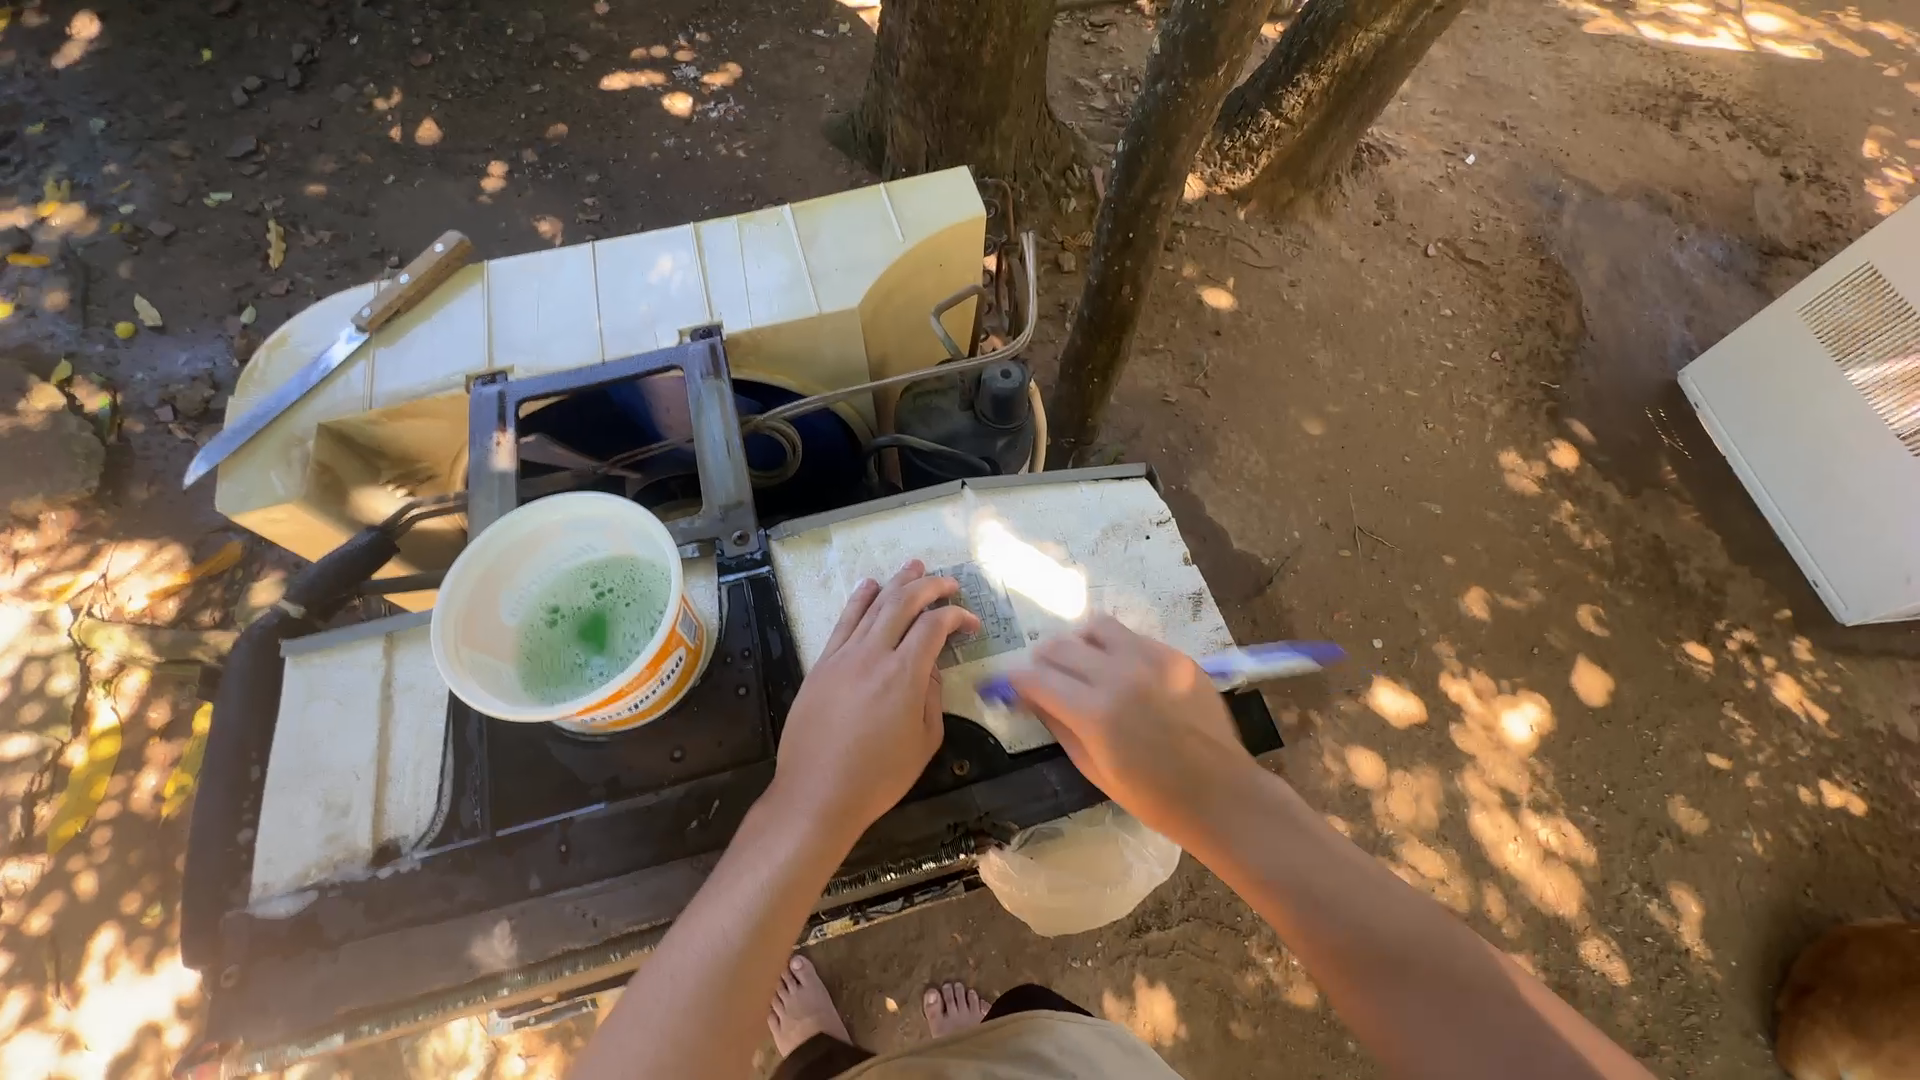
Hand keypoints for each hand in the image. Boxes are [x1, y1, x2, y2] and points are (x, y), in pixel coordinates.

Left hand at [769, 560, 979, 836]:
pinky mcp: (821, 664)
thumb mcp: (924, 742)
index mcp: (904, 676)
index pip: (934, 627)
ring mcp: (842, 656)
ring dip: (896, 583)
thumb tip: (931, 668)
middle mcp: (873, 655)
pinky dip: (859, 599)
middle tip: (948, 582)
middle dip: (930, 587)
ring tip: (914, 567)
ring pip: (872, 605)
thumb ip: (932, 698)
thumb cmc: (877, 778)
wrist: (816, 795)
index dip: (957, 617)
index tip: (971, 624)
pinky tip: (869, 586)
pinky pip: (843, 622)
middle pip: (903, 603)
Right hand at [1006, 616, 1257, 840]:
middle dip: (1042, 660)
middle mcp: (1119, 674)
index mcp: (1094, 711)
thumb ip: (1057, 724)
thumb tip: (1029, 696)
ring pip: (1096, 626)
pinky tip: (1123, 673)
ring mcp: (1152, 659)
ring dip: (1078, 642)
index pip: (1036, 677)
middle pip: (1060, 646)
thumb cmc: (1151, 797)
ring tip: (1082, 664)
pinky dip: (1116, 649)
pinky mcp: (1177, 656)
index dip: (1016, 681)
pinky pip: (1133, 637)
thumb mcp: (1092, 767)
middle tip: (1043, 676)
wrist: (1220, 795)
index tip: (1011, 686)